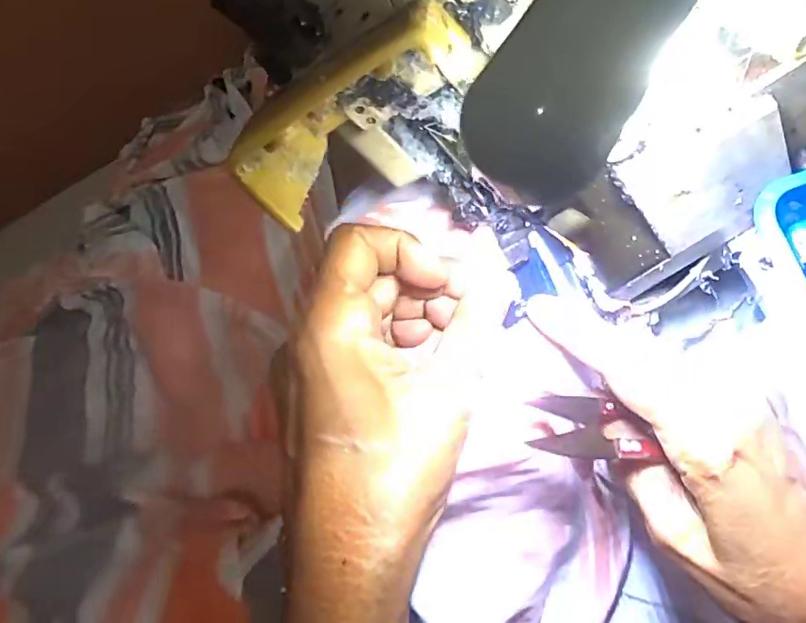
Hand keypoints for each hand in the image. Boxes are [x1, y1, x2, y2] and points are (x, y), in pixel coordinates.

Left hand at [285, 223, 514, 622]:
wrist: (352, 563)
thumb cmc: (397, 473)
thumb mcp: (451, 385)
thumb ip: (477, 315)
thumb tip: (496, 267)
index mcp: (328, 326)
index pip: (359, 241)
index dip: (410, 247)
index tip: (447, 281)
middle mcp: (308, 337)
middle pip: (370, 273)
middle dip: (426, 280)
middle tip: (470, 305)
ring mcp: (311, 364)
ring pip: (370, 305)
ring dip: (420, 308)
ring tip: (460, 334)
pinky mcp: (323, 388)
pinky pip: (364, 337)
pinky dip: (403, 335)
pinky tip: (438, 356)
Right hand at [525, 295, 805, 622]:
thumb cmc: (768, 577)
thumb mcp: (687, 548)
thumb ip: (637, 475)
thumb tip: (606, 422)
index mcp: (710, 435)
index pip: (629, 367)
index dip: (579, 332)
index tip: (542, 305)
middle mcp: (732, 390)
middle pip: (644, 352)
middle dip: (605, 359)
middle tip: (588, 402)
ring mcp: (752, 379)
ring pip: (667, 355)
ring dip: (639, 374)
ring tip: (639, 428)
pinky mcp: (761, 379)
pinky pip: (693, 363)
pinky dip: (668, 379)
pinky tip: (675, 422)